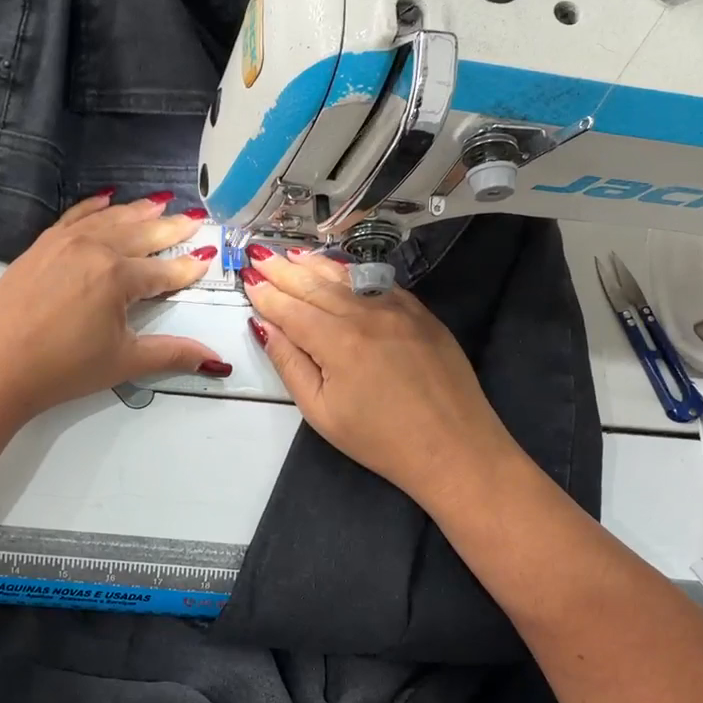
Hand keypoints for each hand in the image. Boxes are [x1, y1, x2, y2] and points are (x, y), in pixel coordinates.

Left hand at [0, 192, 226, 418]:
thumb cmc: (61, 369)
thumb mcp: (123, 362)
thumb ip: (171, 354)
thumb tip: (214, 360)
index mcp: (117, 276)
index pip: (162, 272)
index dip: (186, 270)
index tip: (206, 260)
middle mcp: (93, 248)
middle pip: (140, 235)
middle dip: (170, 229)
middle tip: (194, 219)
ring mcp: (62, 243)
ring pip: (108, 220)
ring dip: (137, 212)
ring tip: (161, 204)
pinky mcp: (39, 247)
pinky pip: (73, 217)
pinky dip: (93, 208)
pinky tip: (107, 200)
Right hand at [243, 247, 524, 503]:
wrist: (455, 448)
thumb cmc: (380, 440)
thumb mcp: (321, 412)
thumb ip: (290, 364)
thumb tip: (265, 327)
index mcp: (337, 341)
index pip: (290, 308)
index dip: (266, 294)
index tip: (247, 279)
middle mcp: (366, 314)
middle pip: (315, 285)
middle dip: (283, 270)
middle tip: (259, 254)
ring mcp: (398, 309)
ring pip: (347, 277)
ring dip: (314, 264)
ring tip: (290, 254)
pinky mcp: (421, 313)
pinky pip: (378, 283)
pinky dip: (352, 273)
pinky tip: (338, 269)